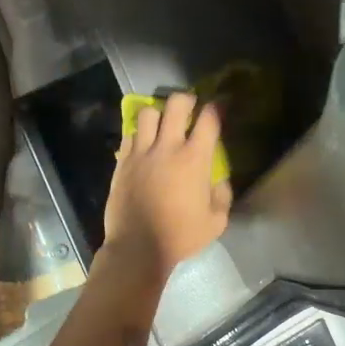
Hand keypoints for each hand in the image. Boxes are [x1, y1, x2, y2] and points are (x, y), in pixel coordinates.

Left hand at [104, 91, 231, 271]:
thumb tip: (218, 179)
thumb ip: (222, 195)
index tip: (220, 106)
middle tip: (190, 107)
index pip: (209, 119)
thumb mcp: (216, 222)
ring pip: (148, 113)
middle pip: (176, 104)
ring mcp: (141, 152)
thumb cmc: (180, 237)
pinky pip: (130, 134)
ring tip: (162, 123)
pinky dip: (139, 132)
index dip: (217, 107)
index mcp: (195, 159)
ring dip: (159, 114)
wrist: (138, 247)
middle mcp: (168, 147)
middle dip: (186, 99)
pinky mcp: (122, 161)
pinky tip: (144, 142)